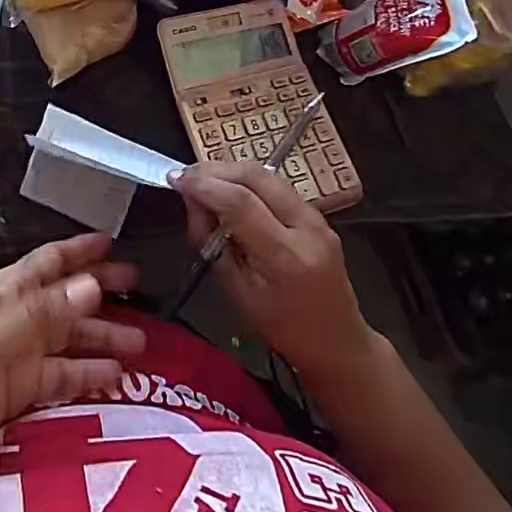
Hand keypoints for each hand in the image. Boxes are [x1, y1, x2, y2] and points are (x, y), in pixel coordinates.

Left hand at [0, 234, 142, 483]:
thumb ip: (43, 312)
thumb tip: (93, 281)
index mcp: (7, 291)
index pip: (51, 262)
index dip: (81, 250)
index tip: (113, 241)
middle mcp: (17, 316)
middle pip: (67, 297)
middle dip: (102, 290)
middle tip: (142, 289)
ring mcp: (18, 354)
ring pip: (70, 338)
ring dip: (102, 337)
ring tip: (143, 341)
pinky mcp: (17, 390)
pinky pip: (61, 376)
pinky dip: (87, 375)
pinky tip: (115, 377)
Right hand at [172, 162, 378, 381]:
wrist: (336, 342)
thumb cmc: (280, 326)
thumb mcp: (233, 290)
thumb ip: (209, 241)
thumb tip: (191, 200)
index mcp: (285, 257)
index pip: (239, 203)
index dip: (203, 185)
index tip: (175, 179)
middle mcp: (307, 229)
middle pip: (256, 176)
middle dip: (214, 169)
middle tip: (186, 175)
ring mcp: (318, 219)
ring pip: (267, 175)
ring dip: (230, 171)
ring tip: (202, 180)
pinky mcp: (319, 216)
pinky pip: (277, 186)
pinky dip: (247, 181)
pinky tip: (228, 190)